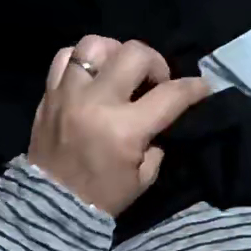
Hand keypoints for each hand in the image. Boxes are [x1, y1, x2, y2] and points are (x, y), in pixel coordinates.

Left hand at [28, 35, 210, 214]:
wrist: (52, 206)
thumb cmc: (103, 196)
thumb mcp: (144, 177)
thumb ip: (157, 141)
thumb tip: (161, 117)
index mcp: (125, 129)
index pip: (170, 95)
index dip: (193, 88)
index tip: (202, 87)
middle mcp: (97, 102)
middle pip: (134, 54)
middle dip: (155, 63)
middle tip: (155, 82)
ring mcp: (68, 94)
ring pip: (96, 45)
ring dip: (116, 54)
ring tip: (121, 71)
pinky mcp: (49, 94)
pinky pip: (64, 57)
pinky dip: (82, 60)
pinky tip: (92, 75)